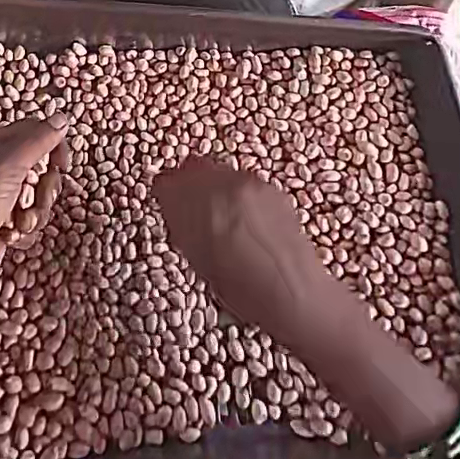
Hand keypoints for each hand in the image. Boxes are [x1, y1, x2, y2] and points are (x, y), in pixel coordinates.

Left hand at [0, 115, 70, 307]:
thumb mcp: (7, 165)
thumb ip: (38, 140)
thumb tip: (62, 117)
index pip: (38, 132)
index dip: (54, 145)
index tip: (61, 163)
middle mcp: (3, 168)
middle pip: (45, 167)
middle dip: (46, 186)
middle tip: (33, 196)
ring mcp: (6, 197)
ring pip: (42, 196)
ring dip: (36, 211)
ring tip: (18, 221)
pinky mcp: (9, 223)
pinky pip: (34, 220)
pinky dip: (27, 229)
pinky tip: (11, 234)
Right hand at [152, 160, 338, 343]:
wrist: (294, 291)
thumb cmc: (244, 289)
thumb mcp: (199, 260)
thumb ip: (183, 226)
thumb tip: (174, 208)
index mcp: (198, 204)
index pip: (167, 182)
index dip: (165, 194)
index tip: (167, 203)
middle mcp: (223, 185)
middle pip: (192, 167)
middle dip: (187, 184)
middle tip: (188, 208)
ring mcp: (249, 183)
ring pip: (218, 171)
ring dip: (213, 187)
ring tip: (219, 217)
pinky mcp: (270, 187)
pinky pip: (242, 181)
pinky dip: (237, 194)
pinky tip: (243, 219)